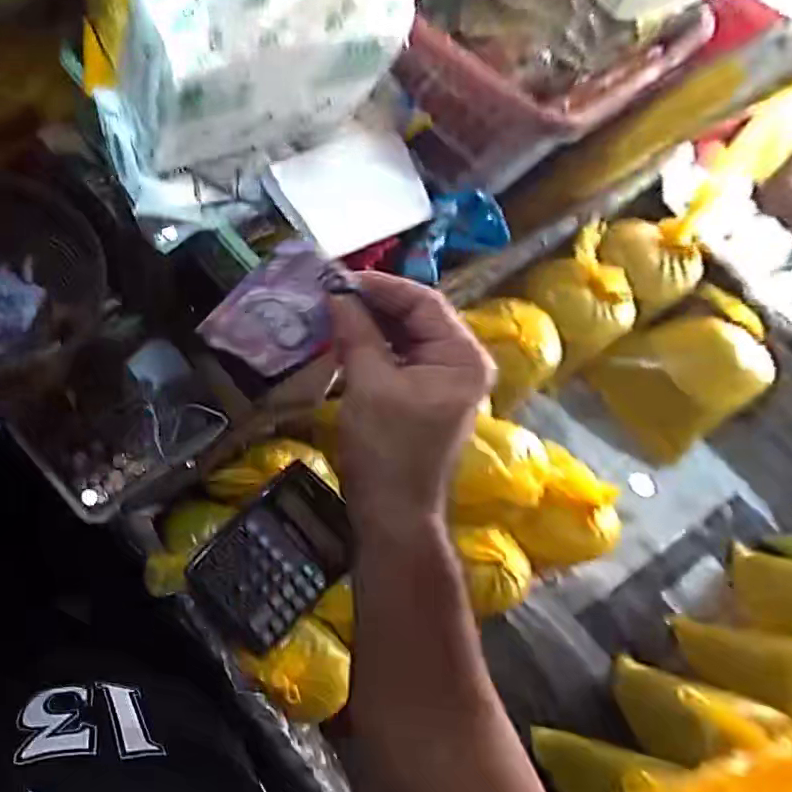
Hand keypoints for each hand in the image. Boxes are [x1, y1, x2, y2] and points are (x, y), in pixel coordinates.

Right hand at [327, 272, 493, 531]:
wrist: (392, 512)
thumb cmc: (386, 449)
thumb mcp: (369, 385)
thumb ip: (356, 333)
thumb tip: (337, 294)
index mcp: (462, 356)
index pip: (423, 302)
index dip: (380, 286)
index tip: (337, 279)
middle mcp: (460, 364)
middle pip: (416, 318)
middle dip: (373, 304)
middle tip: (329, 294)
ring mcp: (442, 383)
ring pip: (404, 339)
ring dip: (369, 325)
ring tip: (331, 312)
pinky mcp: (421, 399)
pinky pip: (397, 361)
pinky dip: (371, 349)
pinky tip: (343, 341)